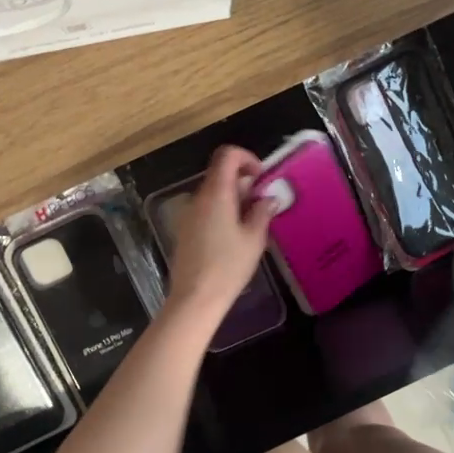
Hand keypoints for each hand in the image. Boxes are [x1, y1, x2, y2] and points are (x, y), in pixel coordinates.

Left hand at [165, 146, 275, 318]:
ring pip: (213, 193)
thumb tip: (268, 198)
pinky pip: (206, 209)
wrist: (195, 297)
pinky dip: (222, 212)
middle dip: (244, 183)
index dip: (247, 158)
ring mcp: (188, 214)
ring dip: (234, 199)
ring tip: (252, 224)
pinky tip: (234, 237)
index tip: (261, 178)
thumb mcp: (254, 239)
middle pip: (220, 174)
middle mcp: (198, 198)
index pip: (227, 155)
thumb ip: (262, 212)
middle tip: (263, 205)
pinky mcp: (185, 230)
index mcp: (216, 193)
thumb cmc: (228, 266)